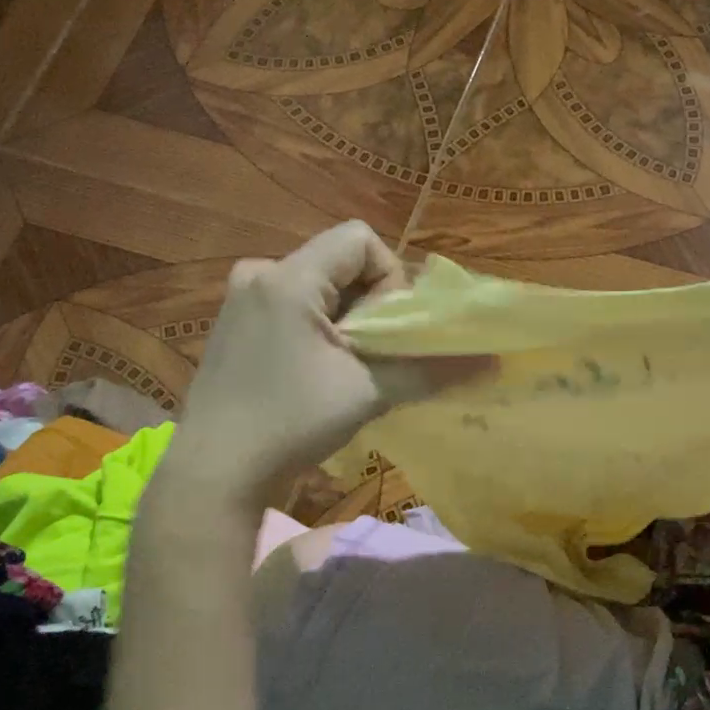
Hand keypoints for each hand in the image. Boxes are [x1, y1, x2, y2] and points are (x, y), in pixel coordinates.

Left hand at [171, 222, 493, 494]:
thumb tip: (491, 362)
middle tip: (376, 359)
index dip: (391, 279)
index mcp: (287, 277)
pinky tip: (319, 380)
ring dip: (349, 326)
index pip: (360, 239)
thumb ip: (430, 369)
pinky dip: (322, 336)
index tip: (390, 331)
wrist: (218, 471)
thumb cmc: (291, 422)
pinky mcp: (237, 329)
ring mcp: (242, 302)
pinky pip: (297, 311)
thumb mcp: (369, 393)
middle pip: (341, 265)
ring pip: (321, 292)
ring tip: (349, 374)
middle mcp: (259, 274)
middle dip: (372, 307)